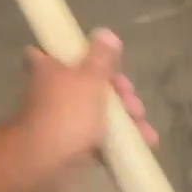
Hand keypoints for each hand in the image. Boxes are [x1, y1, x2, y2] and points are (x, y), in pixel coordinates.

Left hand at [16, 29, 156, 161]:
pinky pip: (97, 137)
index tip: (104, 63)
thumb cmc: (68, 110)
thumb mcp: (89, 78)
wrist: (46, 158)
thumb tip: (105, 33)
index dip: (79, 55)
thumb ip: (101, 58)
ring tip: (145, 129)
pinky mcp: (68, 143)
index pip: (54, 52)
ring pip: (95, 111)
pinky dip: (118, 140)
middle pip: (87, 84)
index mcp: (48, 68)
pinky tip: (143, 143)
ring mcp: (59, 118)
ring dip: (124, 118)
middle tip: (134, 103)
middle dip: (118, 93)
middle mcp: (50, 90)